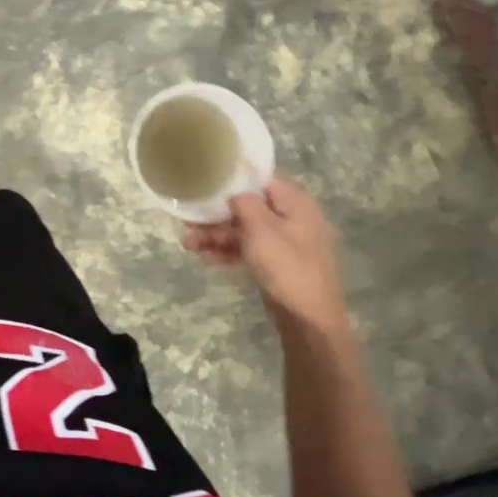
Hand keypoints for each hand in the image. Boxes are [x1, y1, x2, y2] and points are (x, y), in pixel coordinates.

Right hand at [183, 174, 349, 334]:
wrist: (309, 319)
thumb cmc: (287, 266)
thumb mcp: (262, 229)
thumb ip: (244, 203)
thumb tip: (234, 194)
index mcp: (294, 202)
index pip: (261, 177)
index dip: (234, 176)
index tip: (207, 179)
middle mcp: (291, 217)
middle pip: (248, 206)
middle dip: (217, 213)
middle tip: (188, 219)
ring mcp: (285, 242)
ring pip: (245, 230)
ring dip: (217, 235)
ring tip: (187, 243)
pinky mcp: (277, 263)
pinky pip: (249, 249)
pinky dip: (229, 251)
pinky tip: (204, 257)